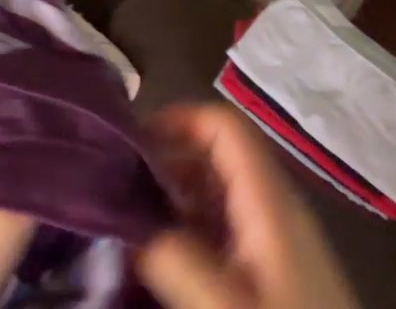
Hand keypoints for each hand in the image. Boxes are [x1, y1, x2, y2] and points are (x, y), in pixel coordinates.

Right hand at [139, 105, 358, 308]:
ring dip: (173, 195)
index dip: (176, 121)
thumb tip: (129, 225)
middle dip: (166, 160)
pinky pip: (224, 227)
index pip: (223, 127)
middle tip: (117, 188)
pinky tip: (160, 259)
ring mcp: (277, 242)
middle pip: (217, 153)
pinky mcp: (275, 273)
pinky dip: (188, 227)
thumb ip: (176, 262)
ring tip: (129, 222)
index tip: (129, 146)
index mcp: (270, 205)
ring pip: (219, 190)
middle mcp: (276, 210)